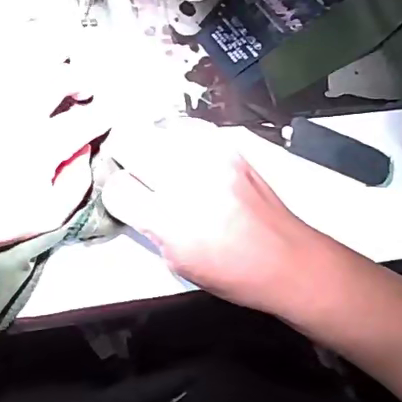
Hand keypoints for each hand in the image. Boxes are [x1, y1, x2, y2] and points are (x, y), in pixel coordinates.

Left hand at [0, 71, 111, 263]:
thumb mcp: (50, 214)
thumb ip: (77, 181)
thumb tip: (84, 149)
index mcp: (42, 146)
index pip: (84, 120)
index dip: (101, 116)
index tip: (106, 117)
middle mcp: (17, 117)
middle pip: (57, 79)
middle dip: (79, 80)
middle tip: (84, 90)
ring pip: (26, 65)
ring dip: (50, 62)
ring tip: (59, 66)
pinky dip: (16, 62)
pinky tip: (24, 70)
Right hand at [101, 119, 331, 314]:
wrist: (286, 260)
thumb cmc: (235, 273)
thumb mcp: (178, 262)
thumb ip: (151, 226)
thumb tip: (134, 200)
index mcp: (170, 222)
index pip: (117, 188)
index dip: (116, 194)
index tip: (125, 197)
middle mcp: (188, 183)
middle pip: (129, 143)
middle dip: (124, 158)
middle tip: (132, 171)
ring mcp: (211, 160)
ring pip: (156, 129)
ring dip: (152, 145)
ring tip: (160, 163)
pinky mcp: (229, 149)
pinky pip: (188, 128)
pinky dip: (179, 138)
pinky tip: (184, 155)